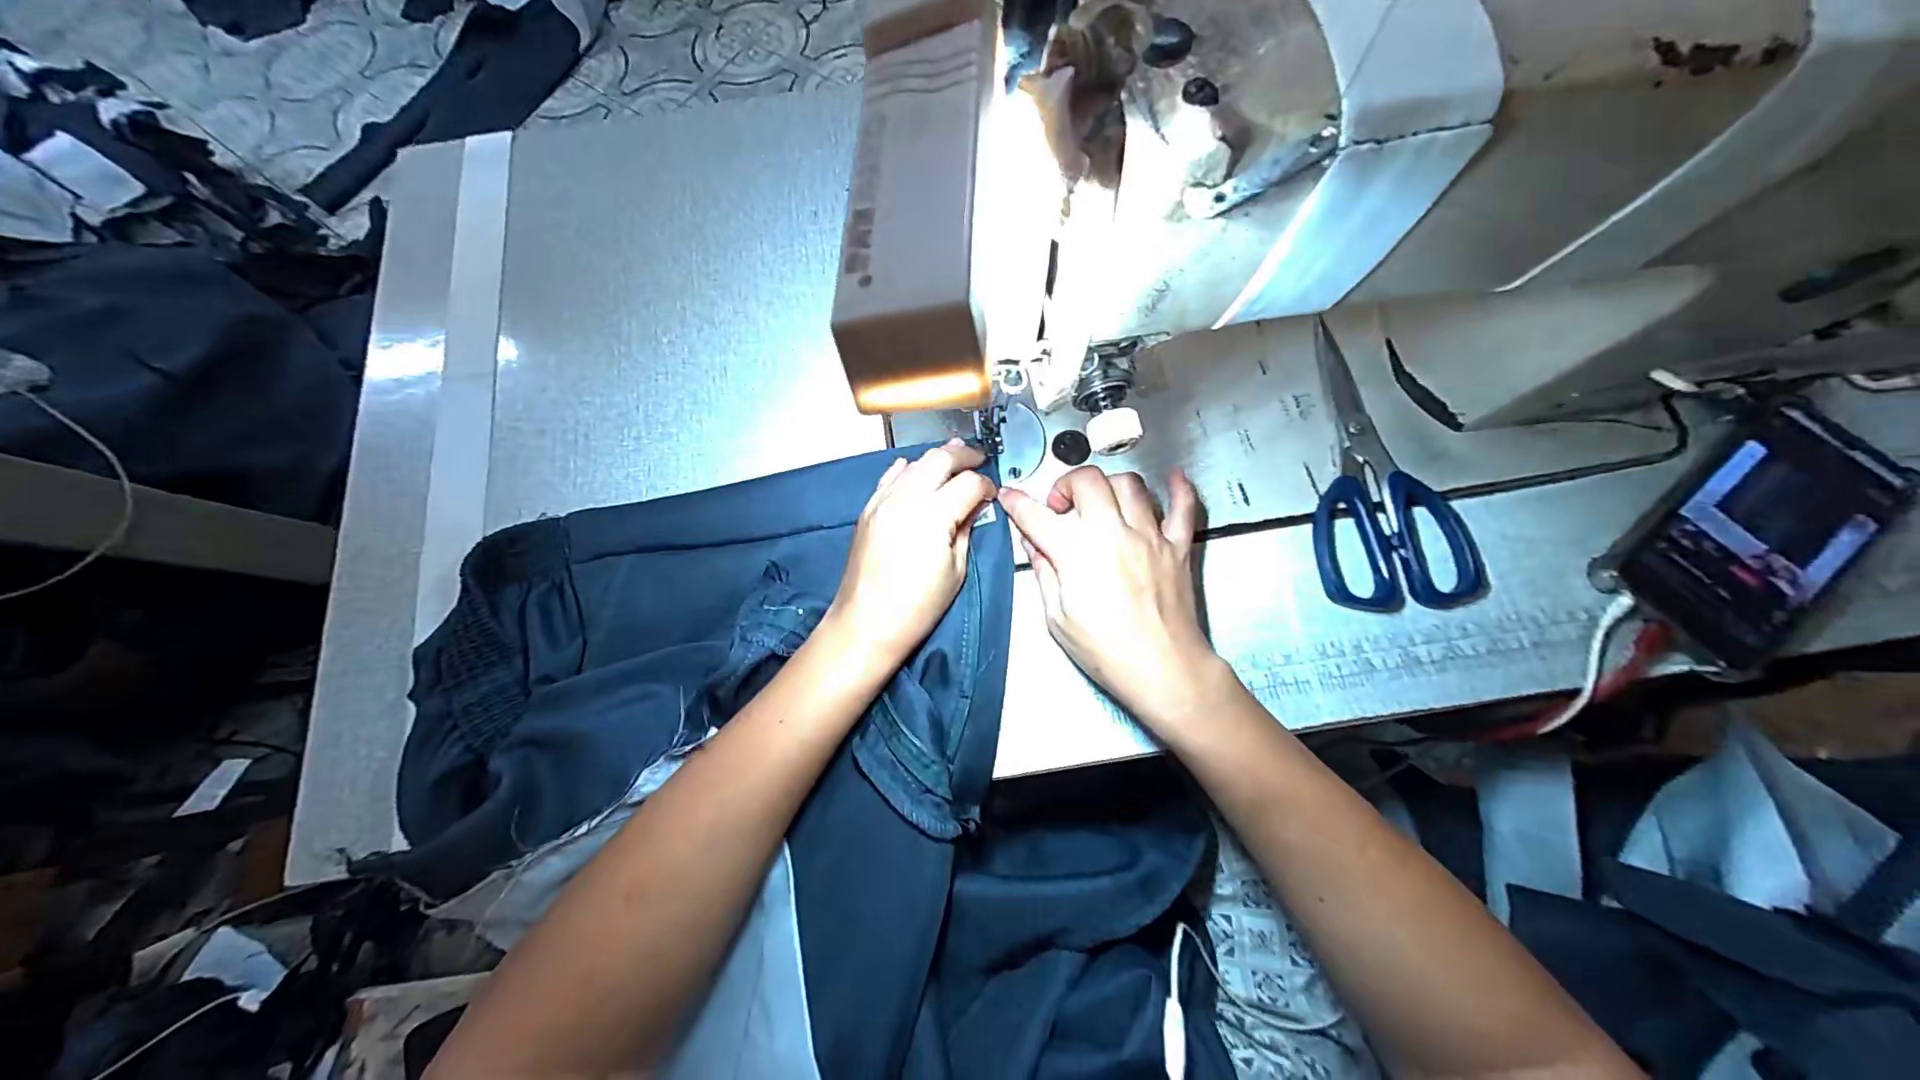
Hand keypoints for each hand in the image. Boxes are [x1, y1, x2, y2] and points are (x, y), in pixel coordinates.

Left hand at [827, 439, 997, 667]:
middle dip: (964, 456)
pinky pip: (890, 477)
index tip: (991, 493)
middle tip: (978, 460)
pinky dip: (908, 469)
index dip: (986, 485)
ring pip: (915, 463)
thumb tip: (973, 508)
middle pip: (940, 459)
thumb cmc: (915, 607)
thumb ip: (966, 530)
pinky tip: (916, 470)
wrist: (866, 622)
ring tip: (953, 459)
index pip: (968, 483)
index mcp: (934, 516)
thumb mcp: (956, 570)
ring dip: (937, 459)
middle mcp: (906, 499)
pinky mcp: (868, 509)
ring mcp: (883, 501)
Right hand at [998, 468, 1225, 736]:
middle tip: (1060, 507)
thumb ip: (1044, 573)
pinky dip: (1178, 488)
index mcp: (1077, 552)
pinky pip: (1183, 506)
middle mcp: (1113, 533)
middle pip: (1087, 481)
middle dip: (1066, 486)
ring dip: (1109, 486)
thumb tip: (1034, 545)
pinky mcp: (1177, 546)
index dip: (1017, 503)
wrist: (1162, 669)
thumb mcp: (1057, 618)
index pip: (1037, 515)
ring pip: (1129, 484)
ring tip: (1100, 503)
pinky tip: (1172, 478)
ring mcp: (1149, 536)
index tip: (1009, 497)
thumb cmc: (1107, 652)